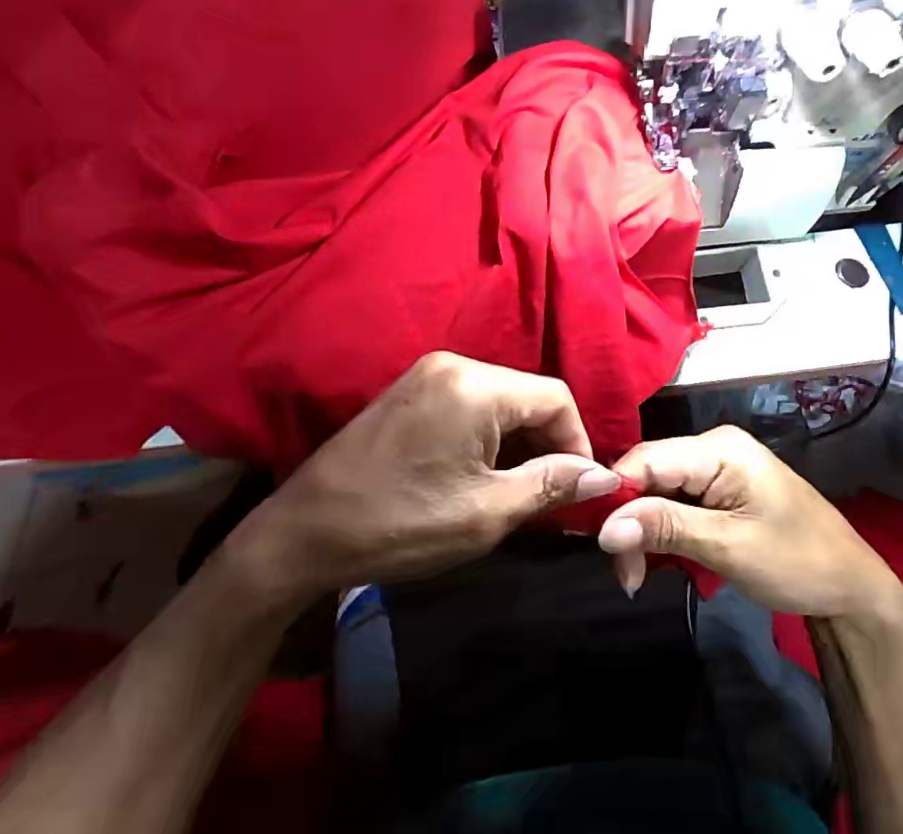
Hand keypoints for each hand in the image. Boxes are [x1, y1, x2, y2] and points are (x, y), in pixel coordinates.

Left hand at [225, 353, 620, 604]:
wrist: (297, 539)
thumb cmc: (398, 526)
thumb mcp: (487, 513)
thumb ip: (553, 486)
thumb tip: (605, 476)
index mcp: (474, 385)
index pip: (557, 398)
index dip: (578, 442)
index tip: (578, 487)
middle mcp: (454, 365)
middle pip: (530, 396)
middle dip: (548, 444)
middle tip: (549, 494)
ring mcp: (427, 375)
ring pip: (503, 401)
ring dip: (520, 442)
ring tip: (517, 488)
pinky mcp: (410, 392)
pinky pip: (473, 404)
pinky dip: (491, 437)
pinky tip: (481, 472)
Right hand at [595, 426, 902, 620]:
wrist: (848, 582)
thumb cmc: (795, 560)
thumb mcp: (727, 546)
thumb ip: (666, 527)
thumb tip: (604, 527)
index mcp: (719, 448)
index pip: (645, 459)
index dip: (613, 498)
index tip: (597, 547)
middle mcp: (715, 448)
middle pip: (648, 474)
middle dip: (629, 522)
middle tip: (628, 576)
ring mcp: (720, 468)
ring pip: (658, 492)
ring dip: (643, 533)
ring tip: (641, 576)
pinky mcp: (722, 490)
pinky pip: (677, 503)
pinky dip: (663, 532)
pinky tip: (659, 561)